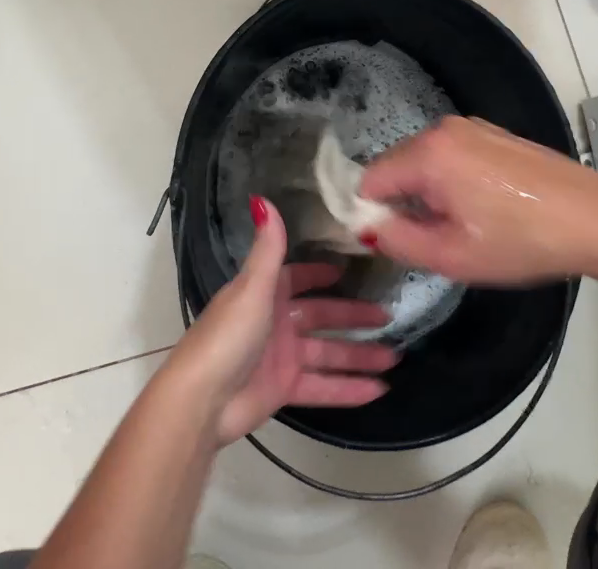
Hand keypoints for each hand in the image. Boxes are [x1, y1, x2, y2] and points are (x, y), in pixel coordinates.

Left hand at [163, 196, 397, 444]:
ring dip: (359, 356)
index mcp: (262, 293)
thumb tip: (262, 198)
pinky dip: (349, 388)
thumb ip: (267, 248)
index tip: (350, 271)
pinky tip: (378, 389)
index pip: (296, 278)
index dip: (320, 274)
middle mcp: (273, 322)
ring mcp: (280, 358)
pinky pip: (323, 386)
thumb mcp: (251, 288)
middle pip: (320, 316)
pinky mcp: (284, 390)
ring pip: (328, 353)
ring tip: (394, 358)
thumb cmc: (227, 337)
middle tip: (389, 316)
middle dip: (352, 317)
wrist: (202, 399)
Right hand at [358, 116, 597, 284]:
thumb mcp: (452, 256)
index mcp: (429, 153)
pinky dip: (454, 181)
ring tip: (467, 226)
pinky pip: (453, 156)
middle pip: (397, 166)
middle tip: (436, 239)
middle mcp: (445, 129)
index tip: (397, 243)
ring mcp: (474, 128)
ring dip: (430, 194)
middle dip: (403, 203)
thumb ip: (397, 240)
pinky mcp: (497, 134)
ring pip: (425, 162)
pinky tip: (488, 208)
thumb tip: (368, 228)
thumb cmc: (522, 242)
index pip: (371, 180)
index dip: (373, 215)